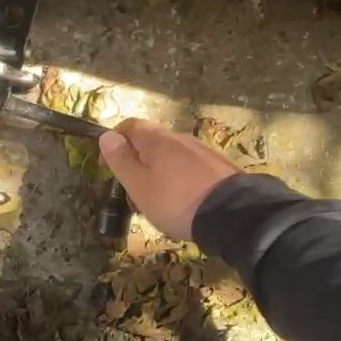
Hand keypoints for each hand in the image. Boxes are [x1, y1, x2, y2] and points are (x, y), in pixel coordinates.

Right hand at [98, 119, 242, 240]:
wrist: (233, 214)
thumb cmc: (176, 200)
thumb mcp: (139, 185)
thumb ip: (122, 160)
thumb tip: (106, 136)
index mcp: (157, 140)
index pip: (130, 125)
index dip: (114, 141)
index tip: (107, 166)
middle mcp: (180, 138)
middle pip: (150, 141)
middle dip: (136, 161)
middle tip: (130, 190)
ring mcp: (202, 151)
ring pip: (170, 155)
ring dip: (156, 172)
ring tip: (155, 200)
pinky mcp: (218, 167)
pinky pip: (188, 167)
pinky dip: (176, 178)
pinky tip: (180, 201)